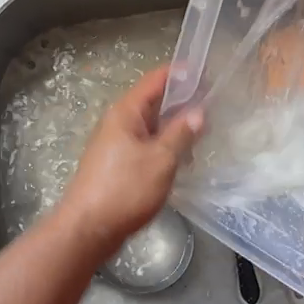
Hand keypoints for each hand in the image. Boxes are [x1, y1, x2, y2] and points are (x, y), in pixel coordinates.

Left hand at [56, 65, 203, 250]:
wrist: (88, 229)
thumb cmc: (125, 189)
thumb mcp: (161, 159)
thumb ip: (181, 133)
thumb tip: (198, 111)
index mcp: (126, 112)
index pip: (156, 80)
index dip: (182, 74)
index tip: (208, 74)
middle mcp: (118, 123)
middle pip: (154, 103)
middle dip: (183, 103)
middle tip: (214, 106)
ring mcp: (116, 145)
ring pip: (152, 127)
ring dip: (176, 128)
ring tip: (205, 134)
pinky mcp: (118, 166)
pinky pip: (147, 147)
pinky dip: (165, 147)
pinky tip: (183, 159)